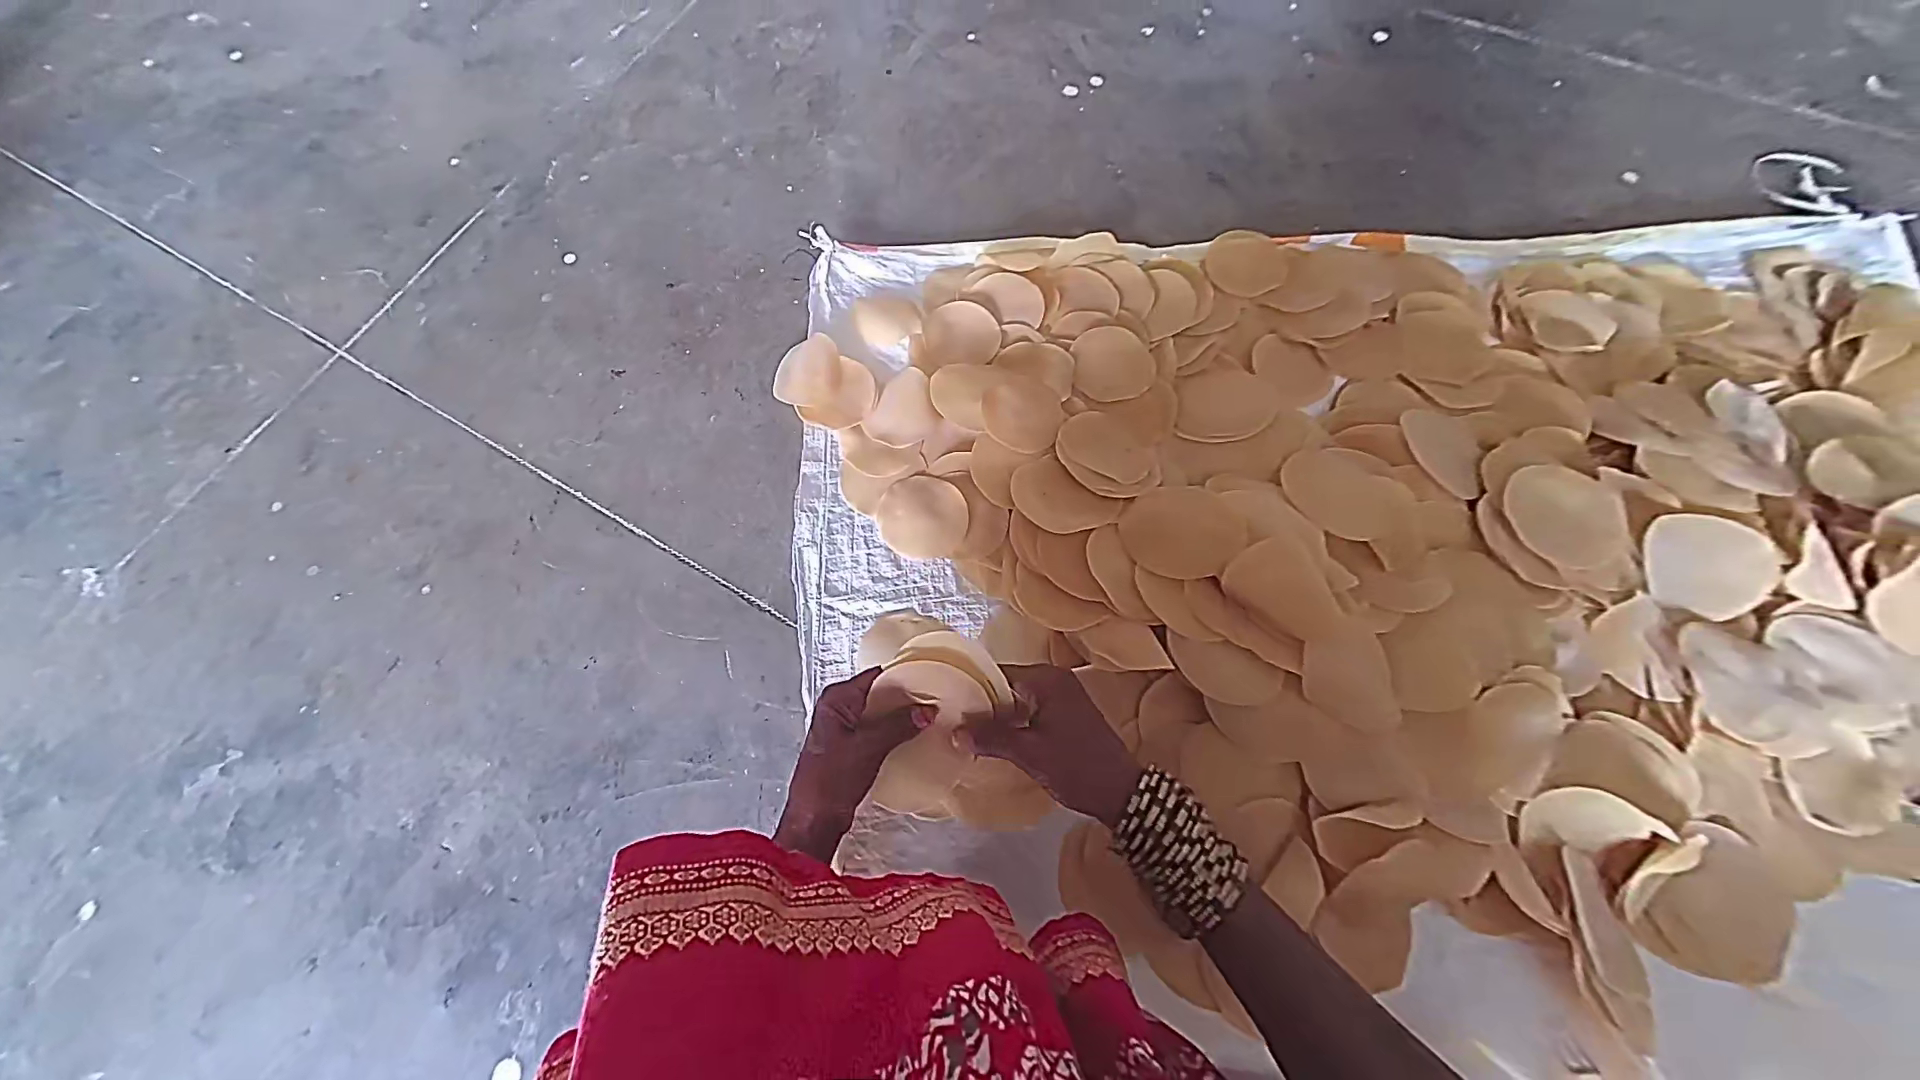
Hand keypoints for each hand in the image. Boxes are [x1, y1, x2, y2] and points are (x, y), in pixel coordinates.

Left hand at [774, 668, 928, 861]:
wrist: (815, 820)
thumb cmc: (830, 780)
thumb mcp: (870, 747)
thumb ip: (899, 725)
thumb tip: (926, 711)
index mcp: (836, 699)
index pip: (875, 676)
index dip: (901, 677)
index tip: (927, 680)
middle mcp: (837, 708)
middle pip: (878, 693)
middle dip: (903, 697)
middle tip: (932, 700)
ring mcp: (844, 728)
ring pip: (879, 713)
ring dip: (899, 716)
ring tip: (926, 717)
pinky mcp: (851, 746)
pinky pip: (877, 730)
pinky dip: (893, 731)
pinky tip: (911, 736)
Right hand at [966, 665, 1142, 826]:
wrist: (1122, 792)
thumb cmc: (1077, 767)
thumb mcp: (1029, 753)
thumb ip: (991, 737)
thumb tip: (954, 732)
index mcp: (1047, 679)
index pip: (998, 672)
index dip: (973, 688)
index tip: (950, 705)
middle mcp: (1055, 679)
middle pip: (1007, 683)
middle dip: (983, 702)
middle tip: (955, 720)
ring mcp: (1063, 695)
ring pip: (1018, 697)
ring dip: (998, 714)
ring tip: (969, 731)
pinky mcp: (1066, 712)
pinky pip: (1031, 707)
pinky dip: (1014, 719)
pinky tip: (996, 737)